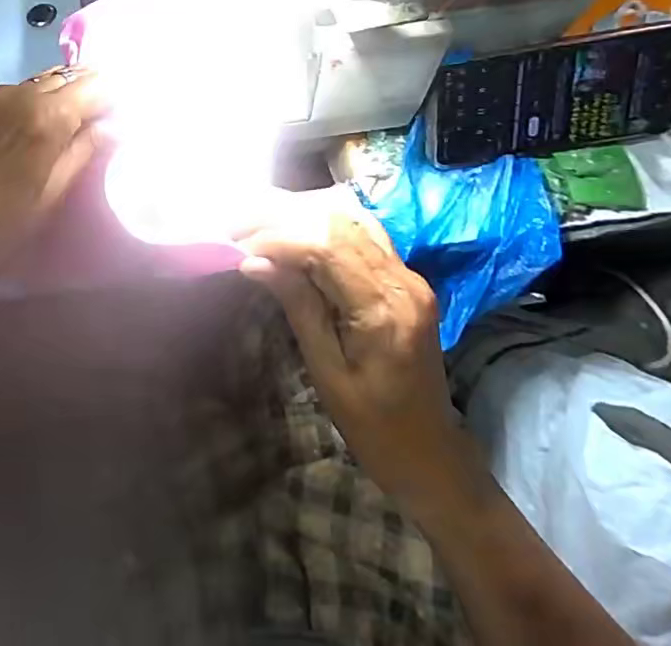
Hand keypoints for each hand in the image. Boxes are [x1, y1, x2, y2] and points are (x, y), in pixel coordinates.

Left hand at [0, 67, 107, 304]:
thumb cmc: (1, 229)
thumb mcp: (53, 193)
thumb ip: (84, 150)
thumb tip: (114, 125)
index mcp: (46, 114)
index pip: (94, 85)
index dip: (114, 95)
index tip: (128, 110)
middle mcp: (19, 94)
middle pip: (66, 77)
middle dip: (89, 92)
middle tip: (107, 116)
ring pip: (41, 83)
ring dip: (62, 95)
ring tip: (78, 123)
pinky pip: (17, 94)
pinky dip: (36, 102)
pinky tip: (41, 128)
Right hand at [239, 189, 463, 502]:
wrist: (429, 450)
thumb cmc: (373, 424)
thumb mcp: (326, 370)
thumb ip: (298, 306)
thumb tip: (254, 262)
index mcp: (384, 310)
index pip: (327, 249)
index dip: (279, 240)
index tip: (240, 247)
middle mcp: (404, 282)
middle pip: (340, 226)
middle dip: (286, 221)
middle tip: (241, 229)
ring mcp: (411, 278)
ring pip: (353, 224)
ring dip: (305, 219)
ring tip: (262, 228)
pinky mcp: (407, 281)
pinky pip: (364, 238)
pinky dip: (327, 230)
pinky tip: (298, 236)